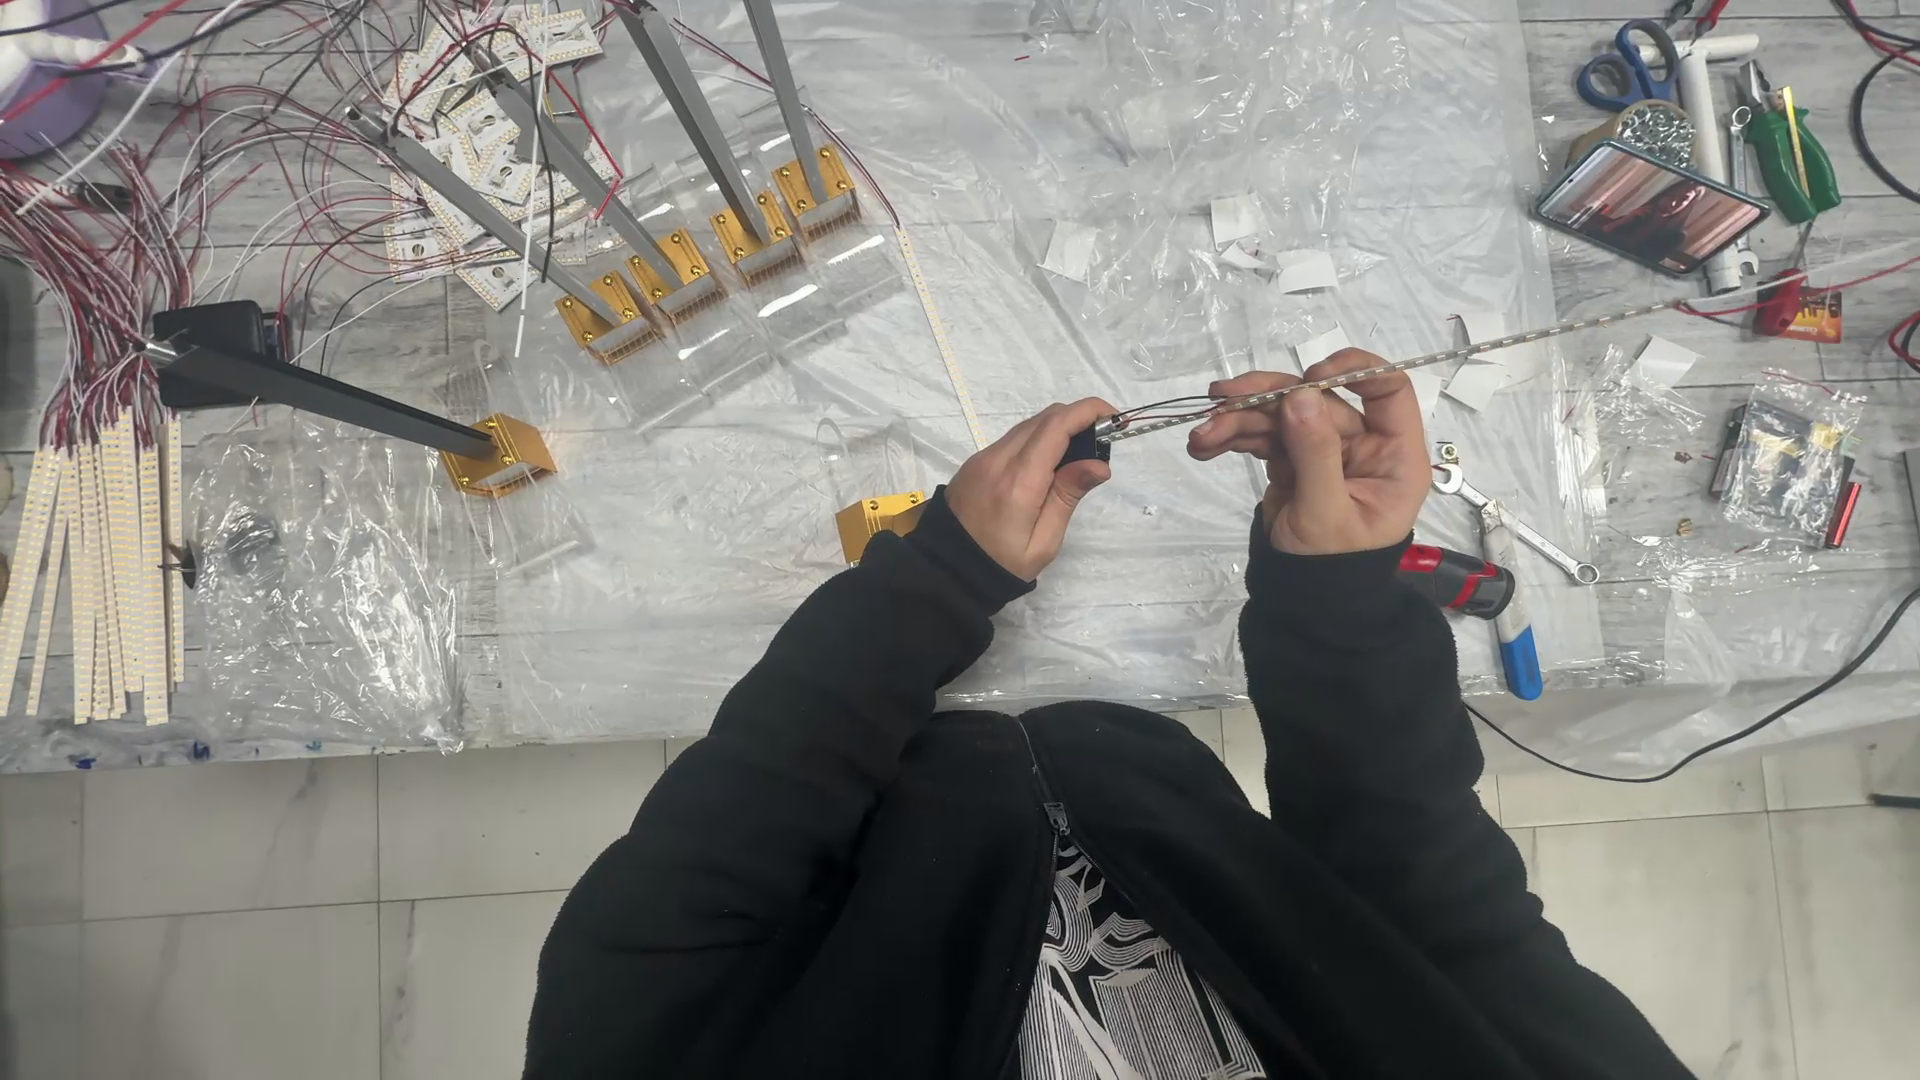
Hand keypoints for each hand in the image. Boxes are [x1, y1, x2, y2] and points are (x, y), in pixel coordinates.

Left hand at [945, 398, 1116, 579]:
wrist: (946, 568)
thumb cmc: (1000, 563)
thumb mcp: (1043, 541)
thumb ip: (1067, 497)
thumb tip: (1098, 464)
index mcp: (1019, 481)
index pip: (1056, 426)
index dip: (1089, 412)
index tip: (1114, 418)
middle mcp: (998, 459)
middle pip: (1044, 418)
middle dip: (1078, 419)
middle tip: (1101, 444)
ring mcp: (983, 458)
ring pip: (1028, 426)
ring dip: (1057, 429)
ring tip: (1076, 458)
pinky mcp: (975, 462)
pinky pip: (1012, 439)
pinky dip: (1037, 441)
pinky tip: (1047, 466)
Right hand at [1186, 350, 1428, 554]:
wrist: (1304, 598)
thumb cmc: (1331, 563)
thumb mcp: (1324, 512)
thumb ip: (1314, 453)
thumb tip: (1299, 395)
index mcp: (1391, 453)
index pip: (1387, 390)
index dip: (1352, 371)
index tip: (1307, 377)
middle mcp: (1361, 443)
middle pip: (1314, 400)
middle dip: (1264, 399)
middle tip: (1220, 398)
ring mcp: (1322, 450)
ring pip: (1280, 416)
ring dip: (1236, 420)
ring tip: (1200, 436)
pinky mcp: (1291, 461)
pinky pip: (1262, 437)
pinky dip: (1231, 438)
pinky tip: (1203, 446)